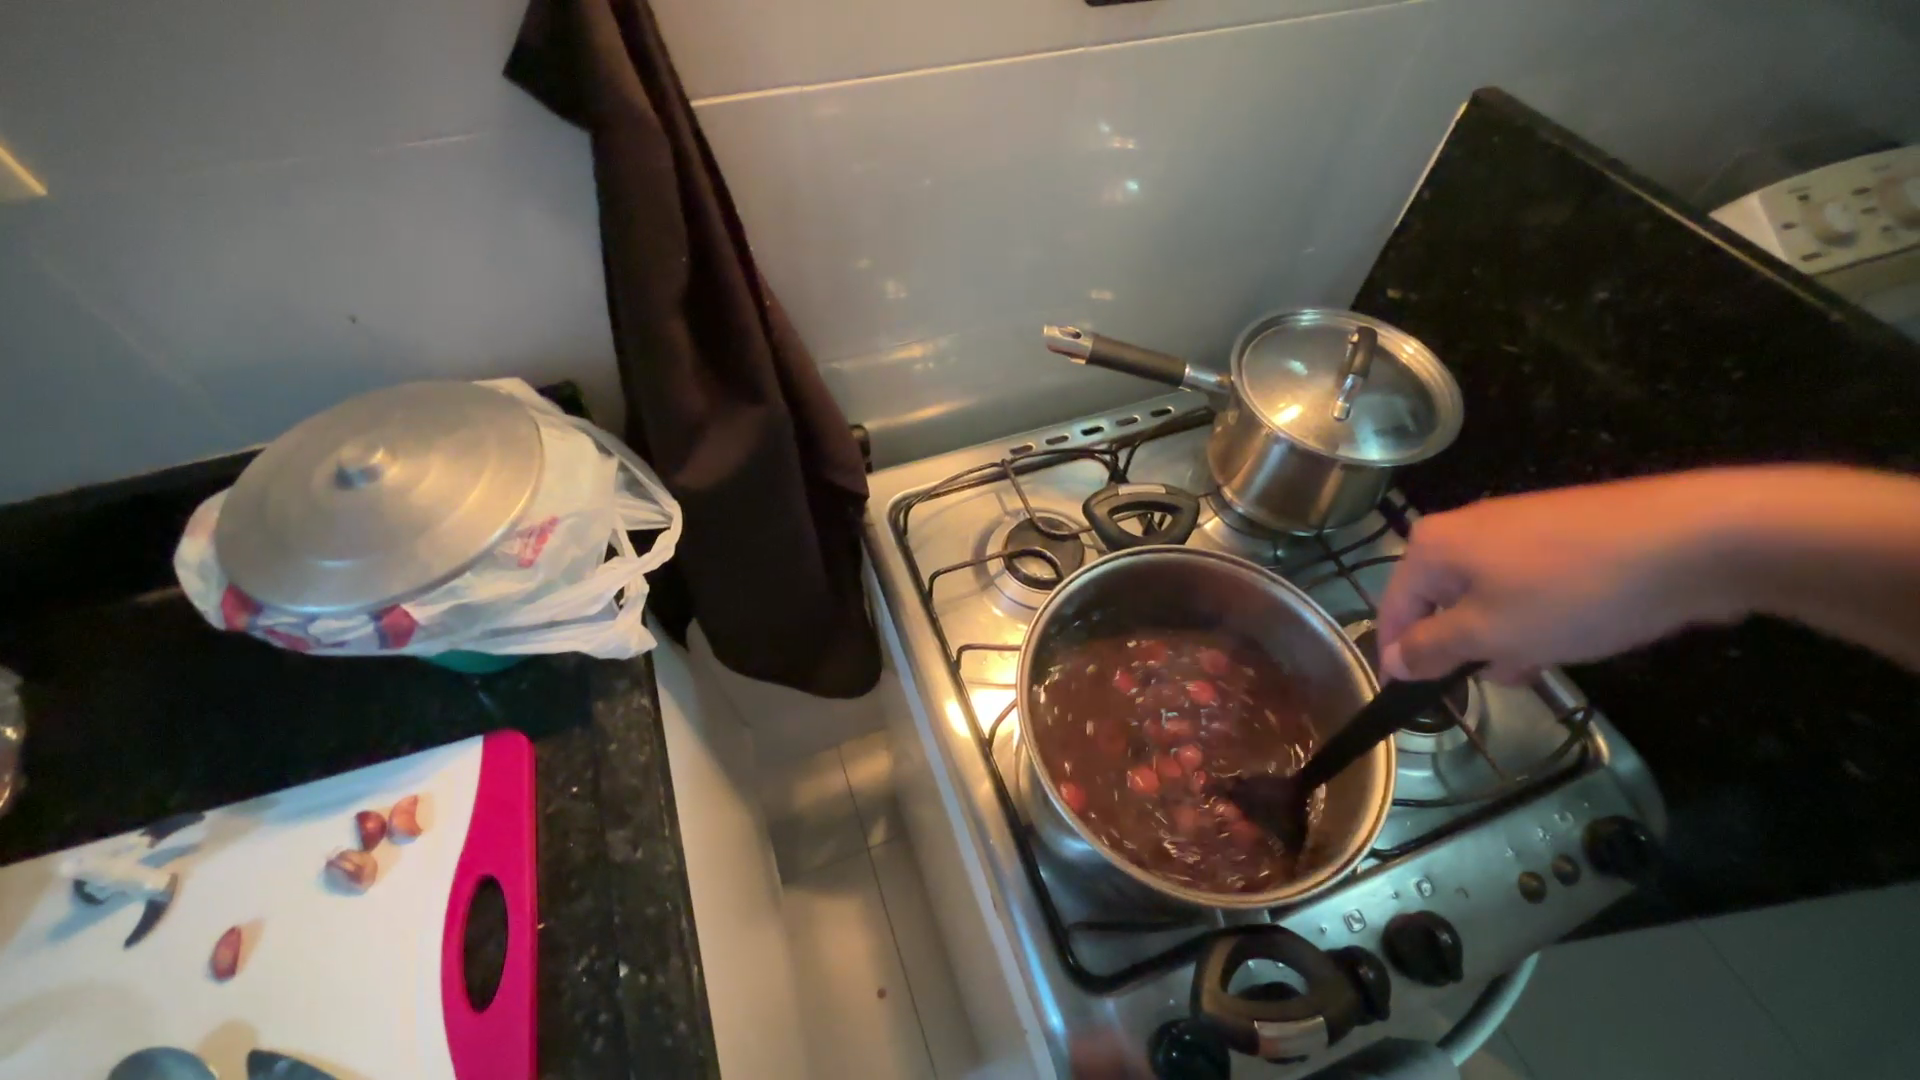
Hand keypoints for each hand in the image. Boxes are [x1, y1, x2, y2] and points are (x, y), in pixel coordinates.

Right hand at [1375, 473, 1739, 682]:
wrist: (1697, 539)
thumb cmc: (1573, 592)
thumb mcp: (1490, 634)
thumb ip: (1431, 650)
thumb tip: (1393, 661)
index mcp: (1432, 546)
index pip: (1393, 611)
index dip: (1399, 659)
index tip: (1414, 700)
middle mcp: (1464, 528)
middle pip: (1440, 603)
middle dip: (1465, 648)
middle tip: (1503, 678)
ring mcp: (1516, 527)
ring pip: (1487, 598)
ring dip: (1505, 636)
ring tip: (1548, 658)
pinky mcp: (1563, 532)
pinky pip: (1527, 583)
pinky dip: (1539, 613)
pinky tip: (1576, 631)